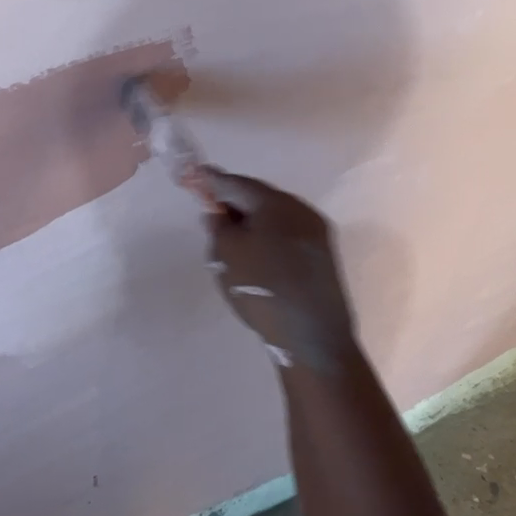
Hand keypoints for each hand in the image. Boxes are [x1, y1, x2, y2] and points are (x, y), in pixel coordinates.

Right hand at [199, 170, 355, 368]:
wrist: (312, 337)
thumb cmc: (261, 288)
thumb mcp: (225, 253)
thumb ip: (217, 225)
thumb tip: (218, 211)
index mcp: (276, 203)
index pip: (236, 183)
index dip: (211, 181)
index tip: (192, 177)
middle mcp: (301, 210)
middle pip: (259, 196)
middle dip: (233, 202)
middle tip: (211, 214)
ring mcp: (317, 233)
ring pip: (275, 216)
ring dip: (252, 221)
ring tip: (231, 238)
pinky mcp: (323, 255)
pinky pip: (287, 233)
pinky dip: (268, 236)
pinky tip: (256, 253)